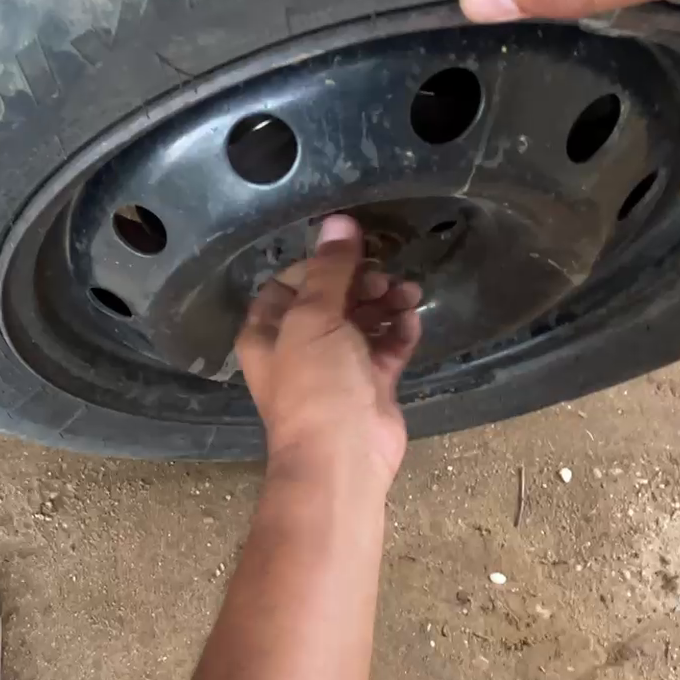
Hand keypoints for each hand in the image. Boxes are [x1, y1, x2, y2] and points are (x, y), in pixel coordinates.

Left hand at [235, 215, 422, 490]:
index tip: (351, 252)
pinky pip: (386, 347)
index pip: (289, 283)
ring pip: (362, 321)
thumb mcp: (313, 319)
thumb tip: (338, 221)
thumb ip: (329, 270)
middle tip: (383, 276)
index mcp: (267, 333)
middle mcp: (297, 347)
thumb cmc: (315, 386)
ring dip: (385, 302)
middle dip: (359, 282)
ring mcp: (336, 367)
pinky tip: (412, 320)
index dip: (319, 264)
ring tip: (406, 295)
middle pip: (330, 299)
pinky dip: (399, 331)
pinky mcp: (370, 385)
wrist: (341, 458)